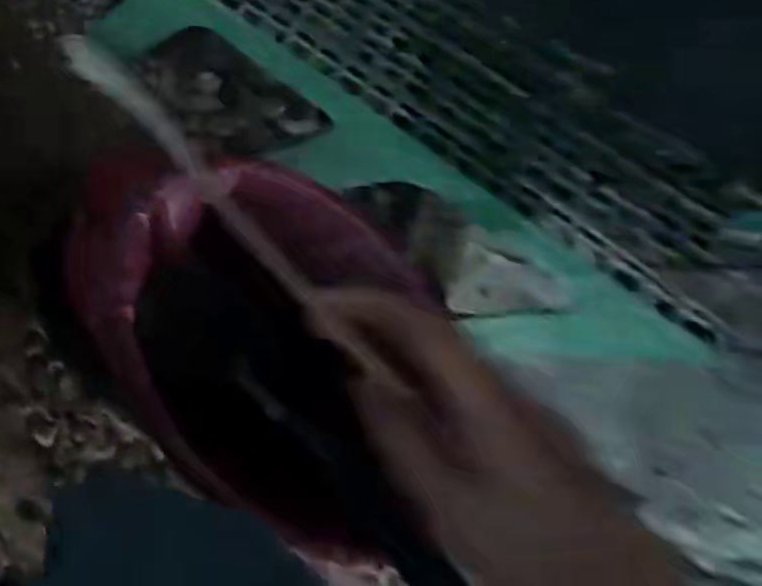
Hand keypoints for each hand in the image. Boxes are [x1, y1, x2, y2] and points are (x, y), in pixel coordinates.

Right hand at [319, 289, 678, 585]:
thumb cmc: (521, 550)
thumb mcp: (443, 500)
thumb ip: (395, 432)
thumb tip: (353, 373)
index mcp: (492, 402)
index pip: (422, 325)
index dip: (362, 302)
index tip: (311, 303)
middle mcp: (517, 392)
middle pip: (436, 331)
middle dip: (371, 315)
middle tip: (317, 320)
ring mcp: (536, 411)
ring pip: (450, 352)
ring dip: (393, 337)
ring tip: (344, 344)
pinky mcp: (541, 430)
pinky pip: (463, 375)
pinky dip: (418, 362)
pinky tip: (397, 383)